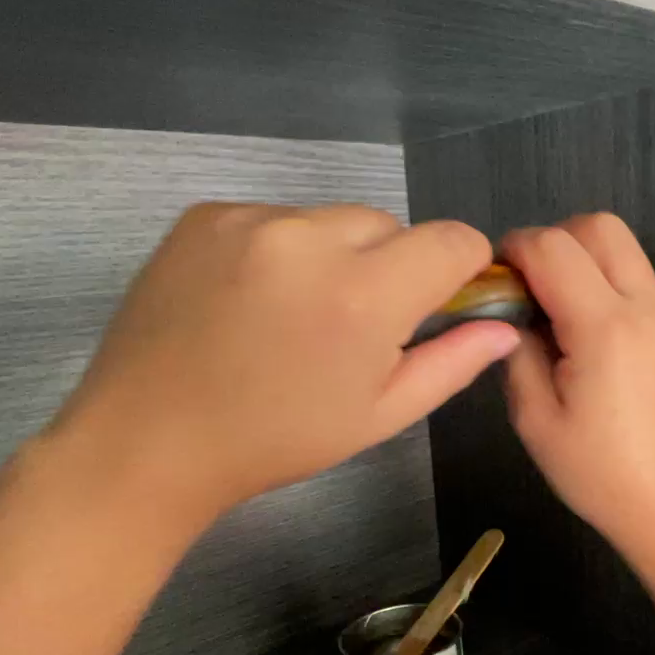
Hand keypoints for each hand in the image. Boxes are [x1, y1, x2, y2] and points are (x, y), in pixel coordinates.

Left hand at [43, 203, 518, 523]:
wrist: (150, 440)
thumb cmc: (278, 439)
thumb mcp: (380, 415)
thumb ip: (452, 363)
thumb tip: (504, 327)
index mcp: (363, 296)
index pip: (452, 239)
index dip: (461, 268)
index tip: (443, 300)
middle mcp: (310, 239)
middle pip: (390, 226)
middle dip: (391, 266)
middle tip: (354, 326)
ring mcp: (251, 220)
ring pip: (332, 220)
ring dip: (336, 255)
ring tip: (296, 315)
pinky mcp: (206, 215)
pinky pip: (277, 219)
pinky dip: (283, 250)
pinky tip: (253, 301)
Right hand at [500, 213, 654, 553]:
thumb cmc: (599, 474)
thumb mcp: (536, 419)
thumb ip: (517, 353)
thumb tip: (513, 316)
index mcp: (606, 328)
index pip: (554, 247)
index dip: (515, 249)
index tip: (496, 278)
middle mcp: (646, 309)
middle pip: (600, 227)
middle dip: (554, 239)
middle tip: (528, 285)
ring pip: (625, 250)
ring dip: (583, 260)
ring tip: (555, 311)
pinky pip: (638, 284)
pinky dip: (606, 286)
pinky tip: (587, 336)